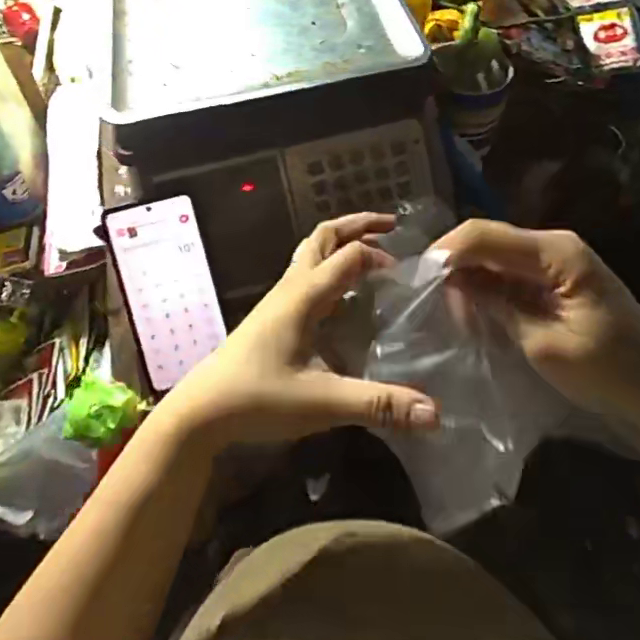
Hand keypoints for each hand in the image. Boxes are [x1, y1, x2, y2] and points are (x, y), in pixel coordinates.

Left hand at [155, 213, 439, 450]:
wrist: (204, 409)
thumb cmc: (258, 398)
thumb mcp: (322, 402)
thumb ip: (379, 404)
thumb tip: (436, 414)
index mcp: (303, 296)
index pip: (348, 255)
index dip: (379, 256)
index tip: (407, 275)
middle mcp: (290, 288)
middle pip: (323, 238)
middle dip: (357, 225)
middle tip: (391, 226)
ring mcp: (278, 300)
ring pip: (310, 254)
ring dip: (340, 244)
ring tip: (371, 253)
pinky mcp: (273, 315)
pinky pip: (305, 277)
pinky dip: (329, 269)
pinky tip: (343, 298)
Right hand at [430, 220, 639, 449]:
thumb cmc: (611, 374)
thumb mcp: (543, 344)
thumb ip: (495, 304)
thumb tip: (452, 281)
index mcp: (557, 252)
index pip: (483, 234)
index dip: (445, 252)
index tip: (417, 282)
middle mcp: (555, 245)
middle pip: (486, 239)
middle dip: (452, 263)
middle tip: (426, 297)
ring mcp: (557, 262)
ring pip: (494, 255)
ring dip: (467, 276)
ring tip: (444, 307)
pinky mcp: (557, 281)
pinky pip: (509, 272)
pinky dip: (486, 287)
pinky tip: (471, 309)